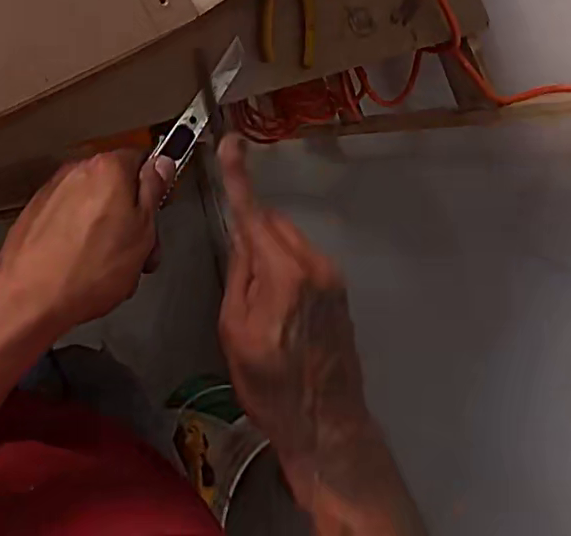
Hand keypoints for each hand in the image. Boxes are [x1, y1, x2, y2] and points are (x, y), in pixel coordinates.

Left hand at [0, 149, 174, 337]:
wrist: (28, 297)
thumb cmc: (85, 270)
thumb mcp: (142, 231)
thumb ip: (154, 191)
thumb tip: (162, 166)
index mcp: (108, 167)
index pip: (143, 159)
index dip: (156, 186)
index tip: (160, 207)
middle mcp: (78, 171)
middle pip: (118, 184)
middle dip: (132, 216)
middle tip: (139, 251)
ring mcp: (54, 192)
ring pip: (94, 205)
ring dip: (107, 230)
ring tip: (109, 267)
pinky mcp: (37, 214)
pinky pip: (70, 220)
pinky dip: (80, 238)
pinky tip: (84, 267)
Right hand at [216, 137, 423, 533]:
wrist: (328, 428)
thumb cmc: (270, 385)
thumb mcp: (234, 330)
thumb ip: (238, 272)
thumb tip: (241, 235)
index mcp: (282, 273)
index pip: (252, 213)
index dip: (238, 175)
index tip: (231, 141)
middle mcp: (313, 264)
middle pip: (271, 223)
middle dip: (250, 232)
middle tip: (239, 276)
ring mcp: (331, 275)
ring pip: (286, 239)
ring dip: (268, 252)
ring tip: (260, 301)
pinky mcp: (339, 288)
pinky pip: (302, 258)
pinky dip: (284, 266)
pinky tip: (279, 307)